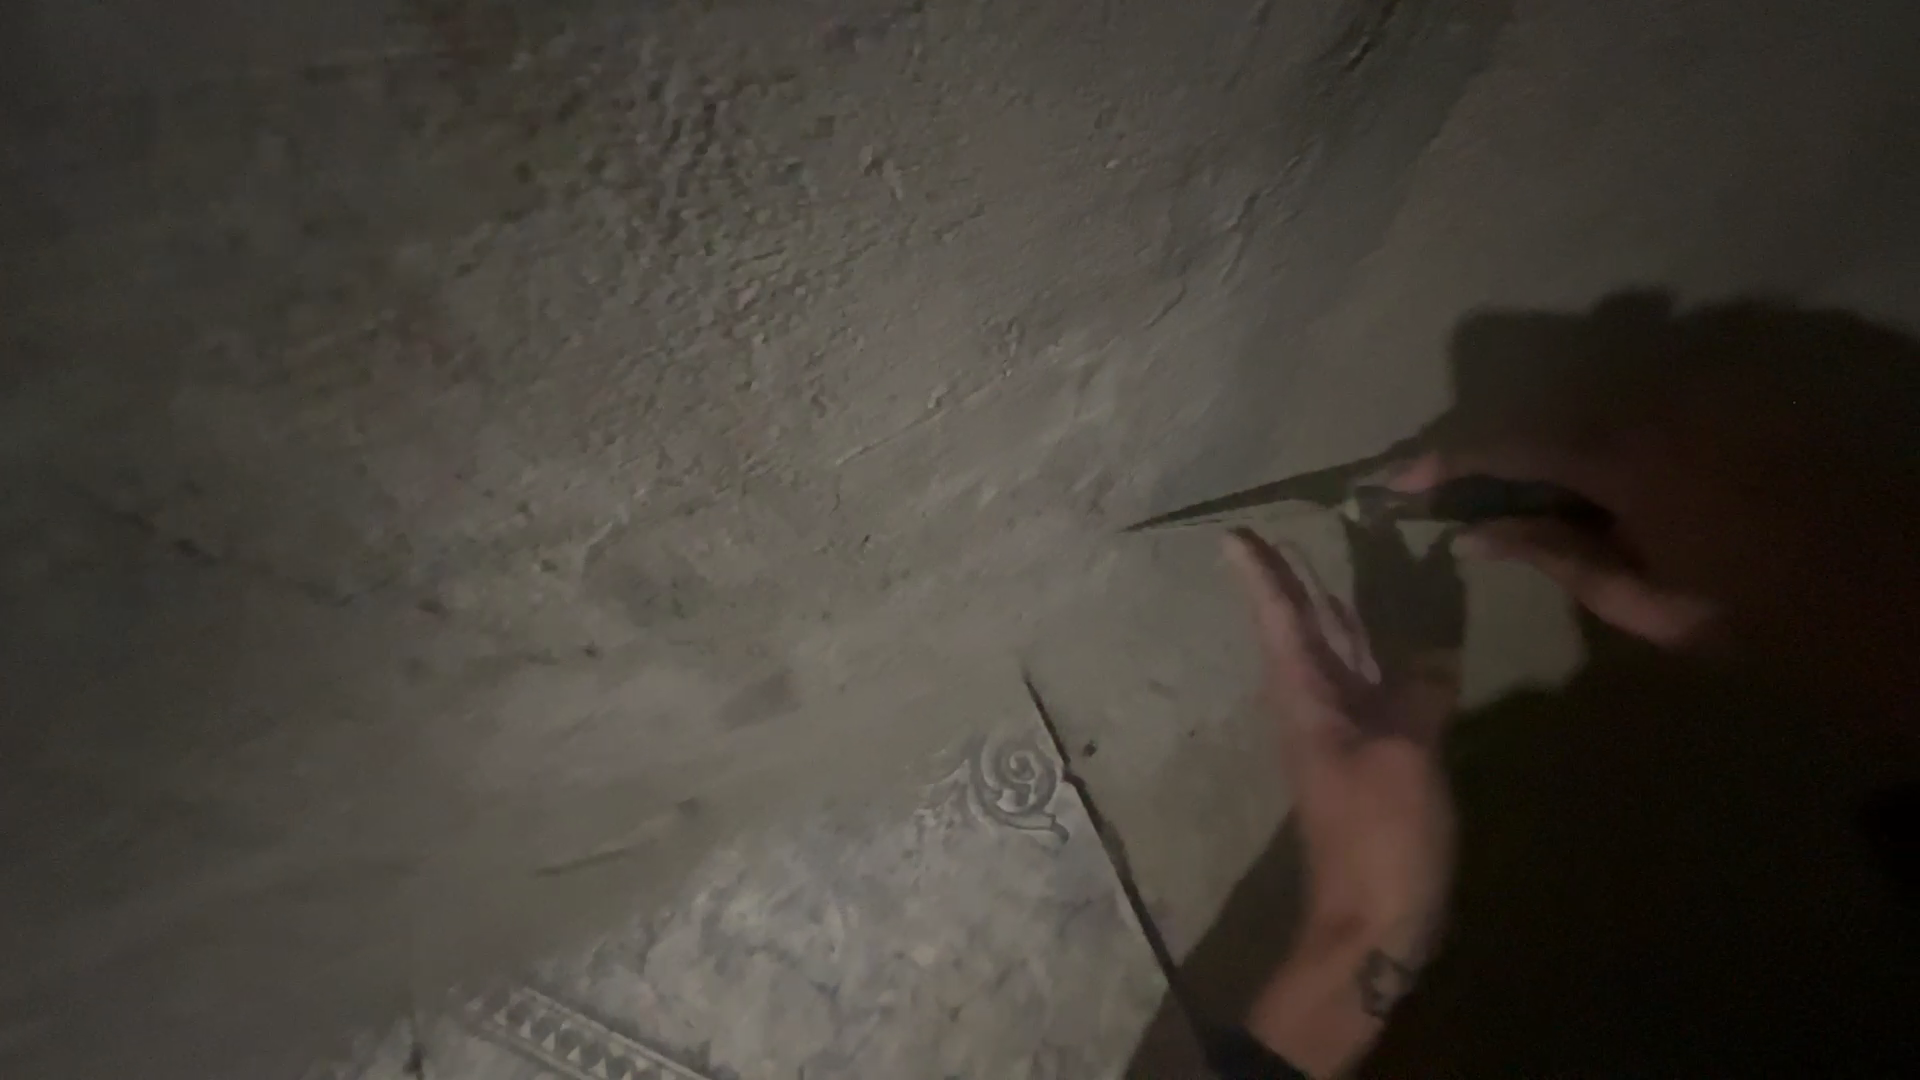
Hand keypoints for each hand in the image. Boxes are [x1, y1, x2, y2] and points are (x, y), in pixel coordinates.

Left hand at [1224, 529, 1459, 1076]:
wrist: (1371, 914)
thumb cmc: (1379, 834)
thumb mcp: (1406, 759)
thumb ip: (1418, 698)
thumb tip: (1432, 657)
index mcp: (1306, 695)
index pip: (1280, 617)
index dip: (1261, 574)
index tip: (1233, 536)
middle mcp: (1313, 701)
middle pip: (1297, 626)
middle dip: (1284, 581)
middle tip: (1267, 537)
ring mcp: (1337, 725)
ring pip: (1326, 651)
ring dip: (1319, 608)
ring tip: (1315, 566)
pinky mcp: (1366, 749)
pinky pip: (1362, 683)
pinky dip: (1365, 652)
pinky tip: (1381, 637)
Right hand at [1390, 366, 1919, 720]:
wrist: (1914, 600)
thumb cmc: (1768, 615)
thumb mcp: (1646, 604)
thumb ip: (1554, 557)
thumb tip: (1469, 534)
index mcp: (1629, 465)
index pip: (1510, 448)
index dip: (1445, 460)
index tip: (1397, 478)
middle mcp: (1661, 413)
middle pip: (1542, 412)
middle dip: (1489, 446)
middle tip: (1451, 484)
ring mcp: (1705, 399)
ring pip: (1589, 399)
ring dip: (1541, 437)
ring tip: (1517, 481)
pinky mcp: (1738, 402)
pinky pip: (1640, 400)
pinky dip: (1596, 428)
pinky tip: (1592, 470)